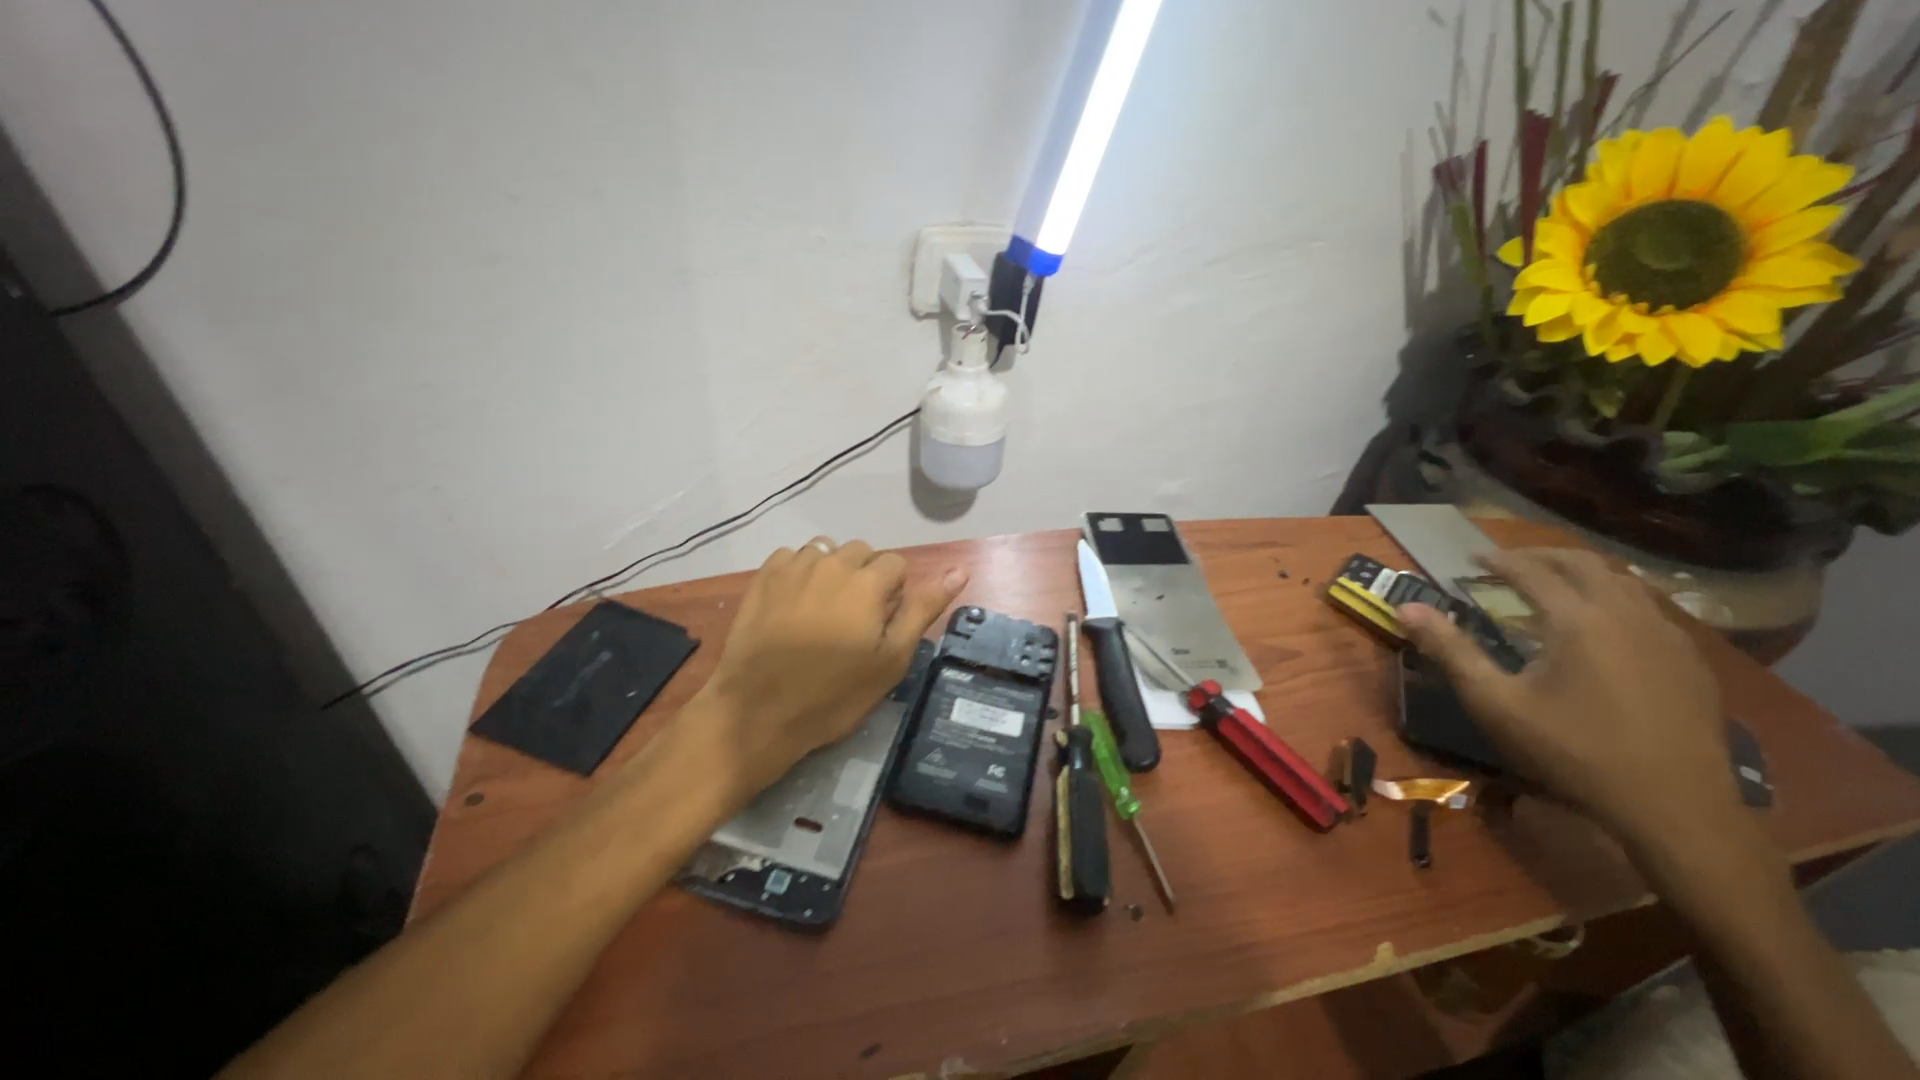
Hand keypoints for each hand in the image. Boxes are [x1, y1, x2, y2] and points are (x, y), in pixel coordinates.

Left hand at [686, 537, 968, 800]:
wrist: (758, 711)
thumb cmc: (833, 694)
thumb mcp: (890, 660)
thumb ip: (923, 610)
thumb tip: (960, 570)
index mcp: (868, 582)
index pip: (896, 564)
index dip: (894, 593)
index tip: (880, 625)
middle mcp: (831, 562)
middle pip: (861, 552)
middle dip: (864, 578)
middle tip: (854, 622)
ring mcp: (793, 567)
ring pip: (825, 551)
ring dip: (832, 572)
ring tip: (823, 613)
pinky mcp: (762, 578)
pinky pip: (790, 558)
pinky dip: (799, 574)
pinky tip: (793, 607)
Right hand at [1400, 548, 1733, 849]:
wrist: (1673, 805)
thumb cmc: (1572, 753)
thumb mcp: (1497, 706)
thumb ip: (1452, 652)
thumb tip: (1407, 608)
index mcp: (1577, 619)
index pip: (1531, 571)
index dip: (1498, 561)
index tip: (1472, 560)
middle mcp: (1625, 612)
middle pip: (1583, 563)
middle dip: (1542, 556)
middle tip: (1511, 564)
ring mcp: (1667, 634)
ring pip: (1623, 581)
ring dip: (1583, 574)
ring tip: (1557, 585)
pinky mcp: (1690, 659)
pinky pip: (1650, 609)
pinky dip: (1617, 600)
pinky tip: (1607, 628)